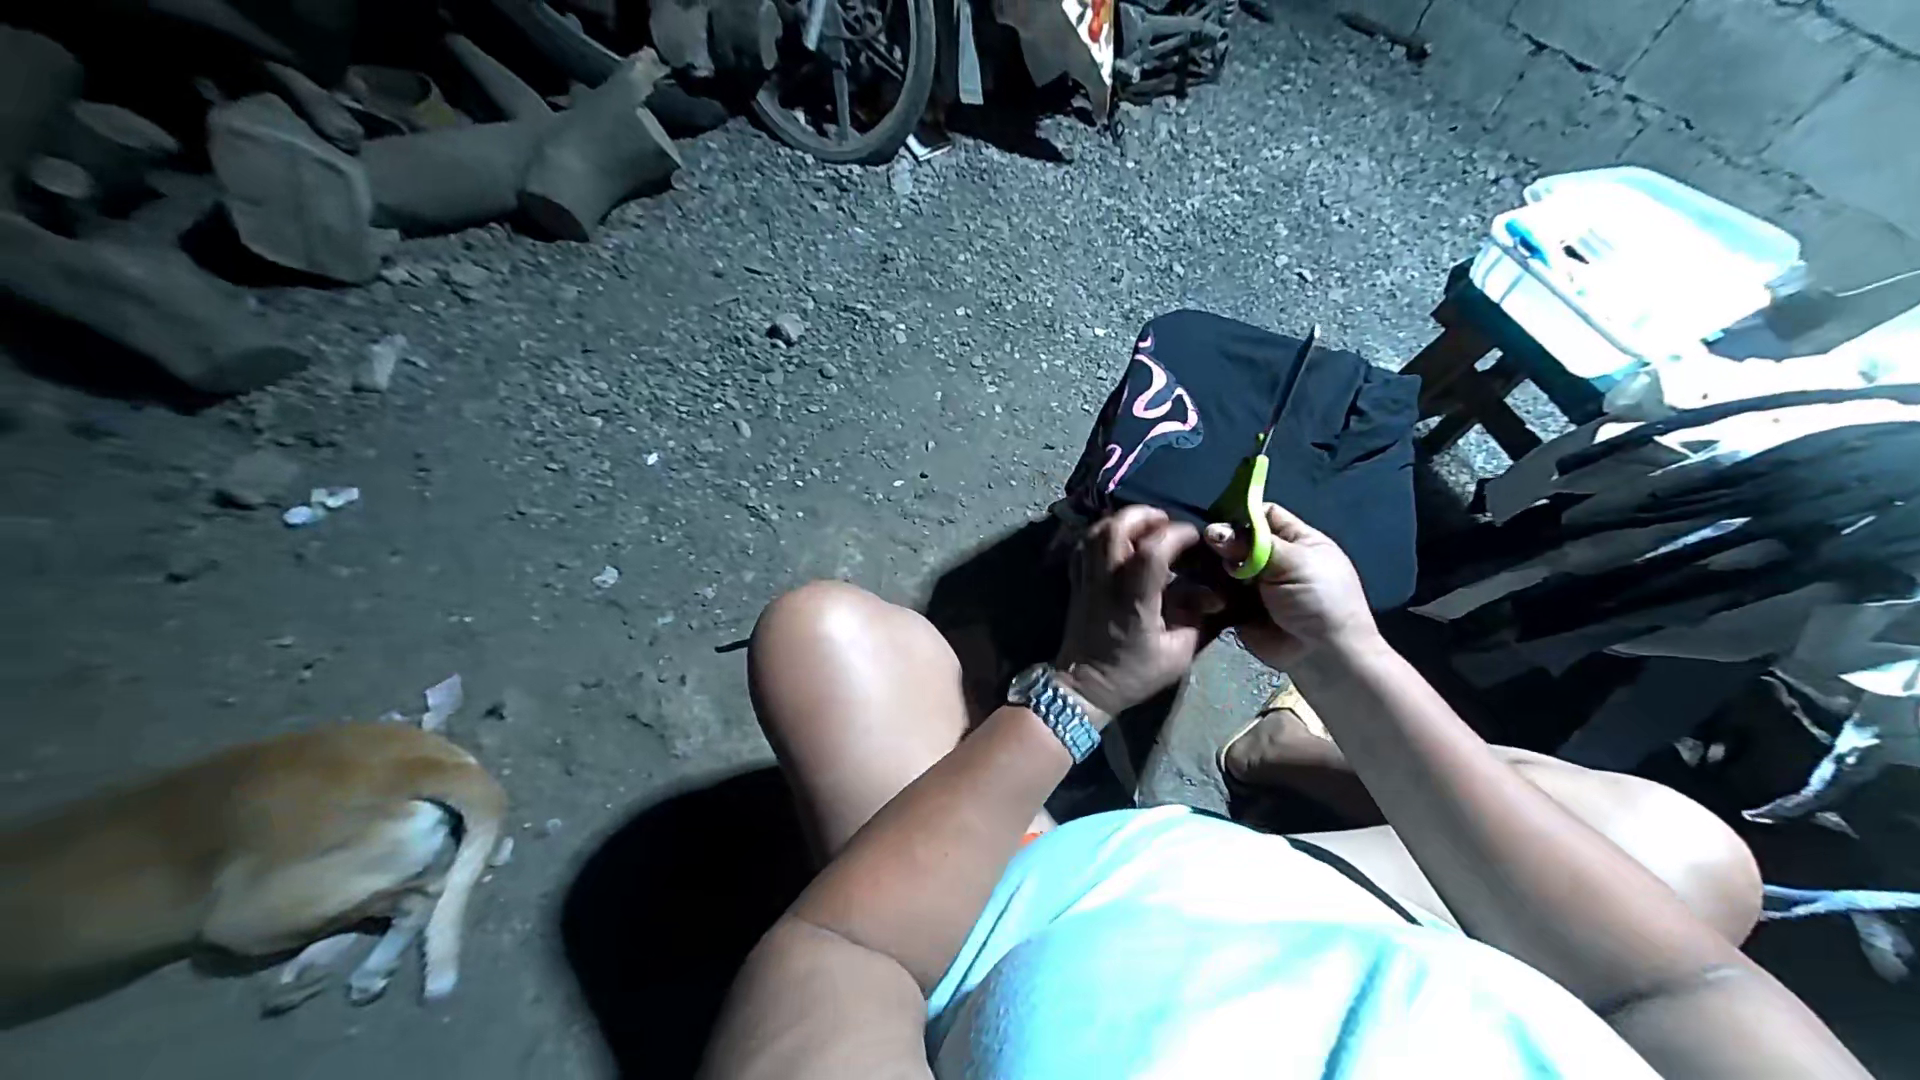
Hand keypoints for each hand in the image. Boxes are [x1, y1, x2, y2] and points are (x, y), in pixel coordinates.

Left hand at [1055, 505, 1218, 718]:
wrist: (1083, 686)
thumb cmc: (1132, 673)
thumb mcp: (1178, 654)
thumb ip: (1199, 618)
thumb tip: (1214, 593)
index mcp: (1134, 600)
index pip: (1152, 550)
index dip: (1178, 534)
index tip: (1196, 538)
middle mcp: (1106, 581)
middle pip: (1116, 527)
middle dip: (1146, 516)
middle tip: (1167, 523)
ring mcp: (1086, 578)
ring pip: (1096, 530)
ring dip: (1123, 520)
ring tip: (1146, 528)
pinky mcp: (1075, 580)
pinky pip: (1083, 544)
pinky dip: (1102, 532)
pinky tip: (1120, 540)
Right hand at [1203, 502, 1377, 669]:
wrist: (1323, 655)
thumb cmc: (1320, 601)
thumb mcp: (1294, 563)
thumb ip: (1252, 544)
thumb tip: (1212, 530)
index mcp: (1297, 541)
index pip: (1263, 515)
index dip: (1241, 515)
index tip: (1217, 522)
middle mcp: (1273, 560)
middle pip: (1238, 540)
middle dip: (1221, 543)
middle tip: (1203, 549)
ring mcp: (1254, 585)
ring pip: (1222, 566)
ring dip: (1211, 568)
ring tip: (1197, 569)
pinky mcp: (1237, 608)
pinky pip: (1216, 592)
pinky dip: (1207, 590)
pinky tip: (1196, 587)